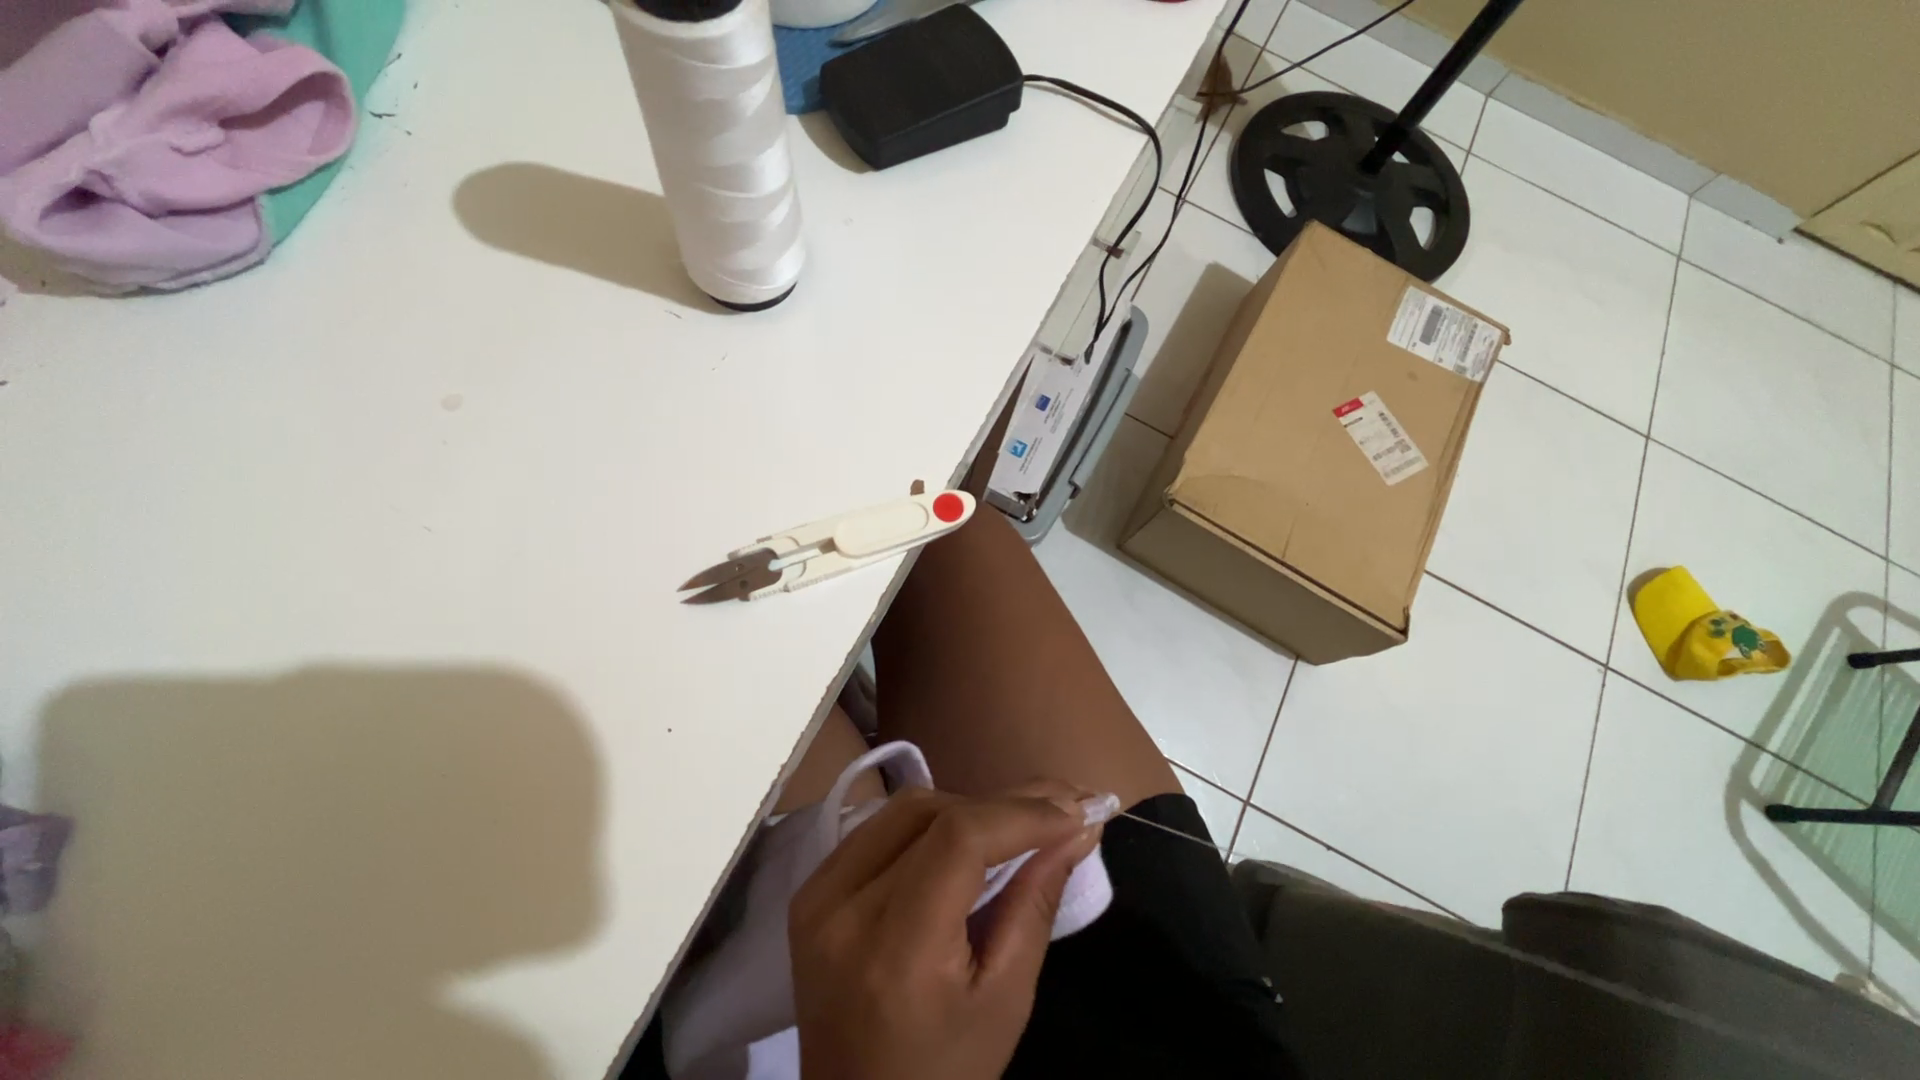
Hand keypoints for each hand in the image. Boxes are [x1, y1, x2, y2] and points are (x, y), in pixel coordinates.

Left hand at [788, 785, 1104, 1079]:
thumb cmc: (945, 1070)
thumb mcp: (1006, 999)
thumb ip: (1037, 902)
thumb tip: (1077, 827)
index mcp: (894, 948)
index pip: (958, 839)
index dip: (1023, 813)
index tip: (1078, 810)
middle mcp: (841, 907)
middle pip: (929, 812)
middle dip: (1003, 803)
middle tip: (1062, 806)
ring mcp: (817, 896)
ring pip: (902, 810)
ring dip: (966, 807)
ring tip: (1020, 823)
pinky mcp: (809, 893)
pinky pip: (876, 830)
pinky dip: (928, 824)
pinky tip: (967, 837)